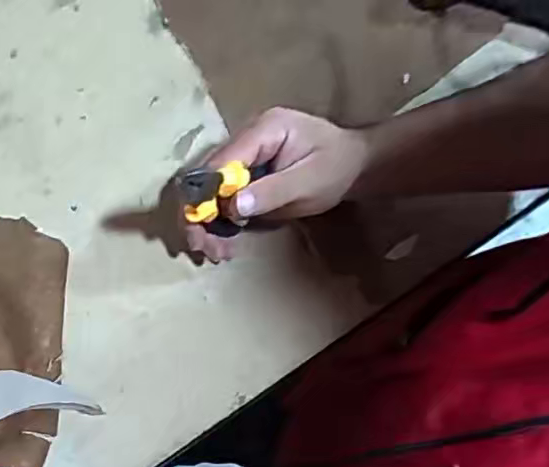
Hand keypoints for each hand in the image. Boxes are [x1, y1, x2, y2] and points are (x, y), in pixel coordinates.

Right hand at [184, 108, 371, 262]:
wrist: (351, 166)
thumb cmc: (335, 168)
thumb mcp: (308, 182)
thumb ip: (272, 192)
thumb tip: (233, 206)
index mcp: (262, 131)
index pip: (219, 164)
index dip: (205, 199)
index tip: (204, 232)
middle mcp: (245, 140)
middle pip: (203, 180)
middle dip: (198, 218)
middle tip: (202, 250)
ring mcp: (240, 158)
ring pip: (204, 194)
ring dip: (203, 227)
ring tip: (215, 253)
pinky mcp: (240, 176)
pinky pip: (216, 202)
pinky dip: (214, 226)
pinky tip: (222, 245)